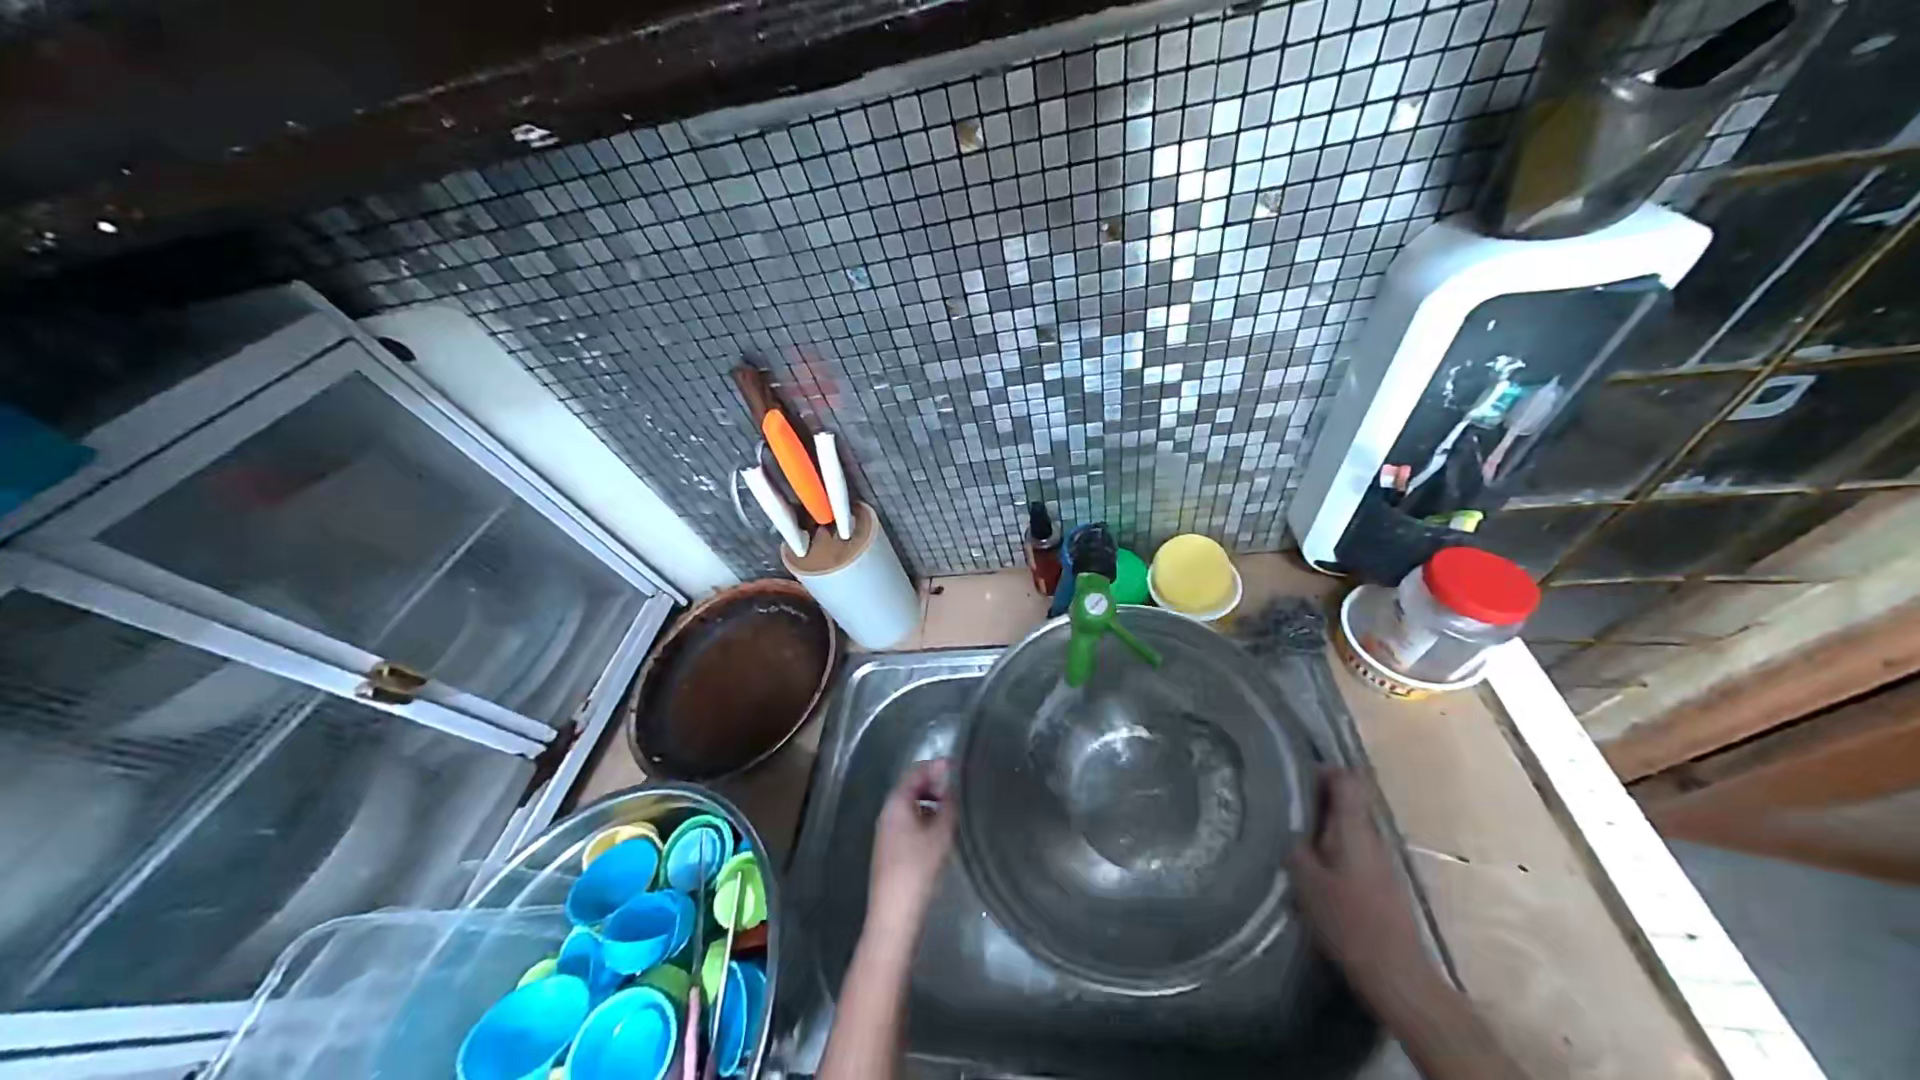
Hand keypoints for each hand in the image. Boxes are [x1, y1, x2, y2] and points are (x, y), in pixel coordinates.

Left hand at [867, 758, 955, 939]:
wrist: (895, 915)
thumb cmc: (918, 869)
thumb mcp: (941, 832)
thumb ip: (949, 802)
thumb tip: (951, 776)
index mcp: (896, 803)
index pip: (917, 771)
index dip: (939, 767)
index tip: (963, 770)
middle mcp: (888, 812)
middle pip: (913, 787)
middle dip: (937, 785)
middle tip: (963, 792)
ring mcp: (888, 832)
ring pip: (913, 807)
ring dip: (934, 804)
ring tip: (958, 813)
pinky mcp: (892, 850)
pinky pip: (912, 823)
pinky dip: (928, 820)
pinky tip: (944, 835)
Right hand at [1287, 768, 1435, 1000]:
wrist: (1396, 973)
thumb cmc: (1349, 923)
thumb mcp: (1306, 882)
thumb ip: (1295, 845)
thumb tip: (1283, 818)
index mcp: (1354, 829)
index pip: (1346, 779)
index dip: (1321, 770)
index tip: (1291, 775)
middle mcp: (1372, 837)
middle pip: (1348, 800)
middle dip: (1315, 796)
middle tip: (1280, 803)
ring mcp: (1380, 859)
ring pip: (1349, 824)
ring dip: (1322, 822)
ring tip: (1289, 832)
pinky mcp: (1381, 880)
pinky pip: (1353, 846)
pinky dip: (1331, 845)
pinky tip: (1310, 864)